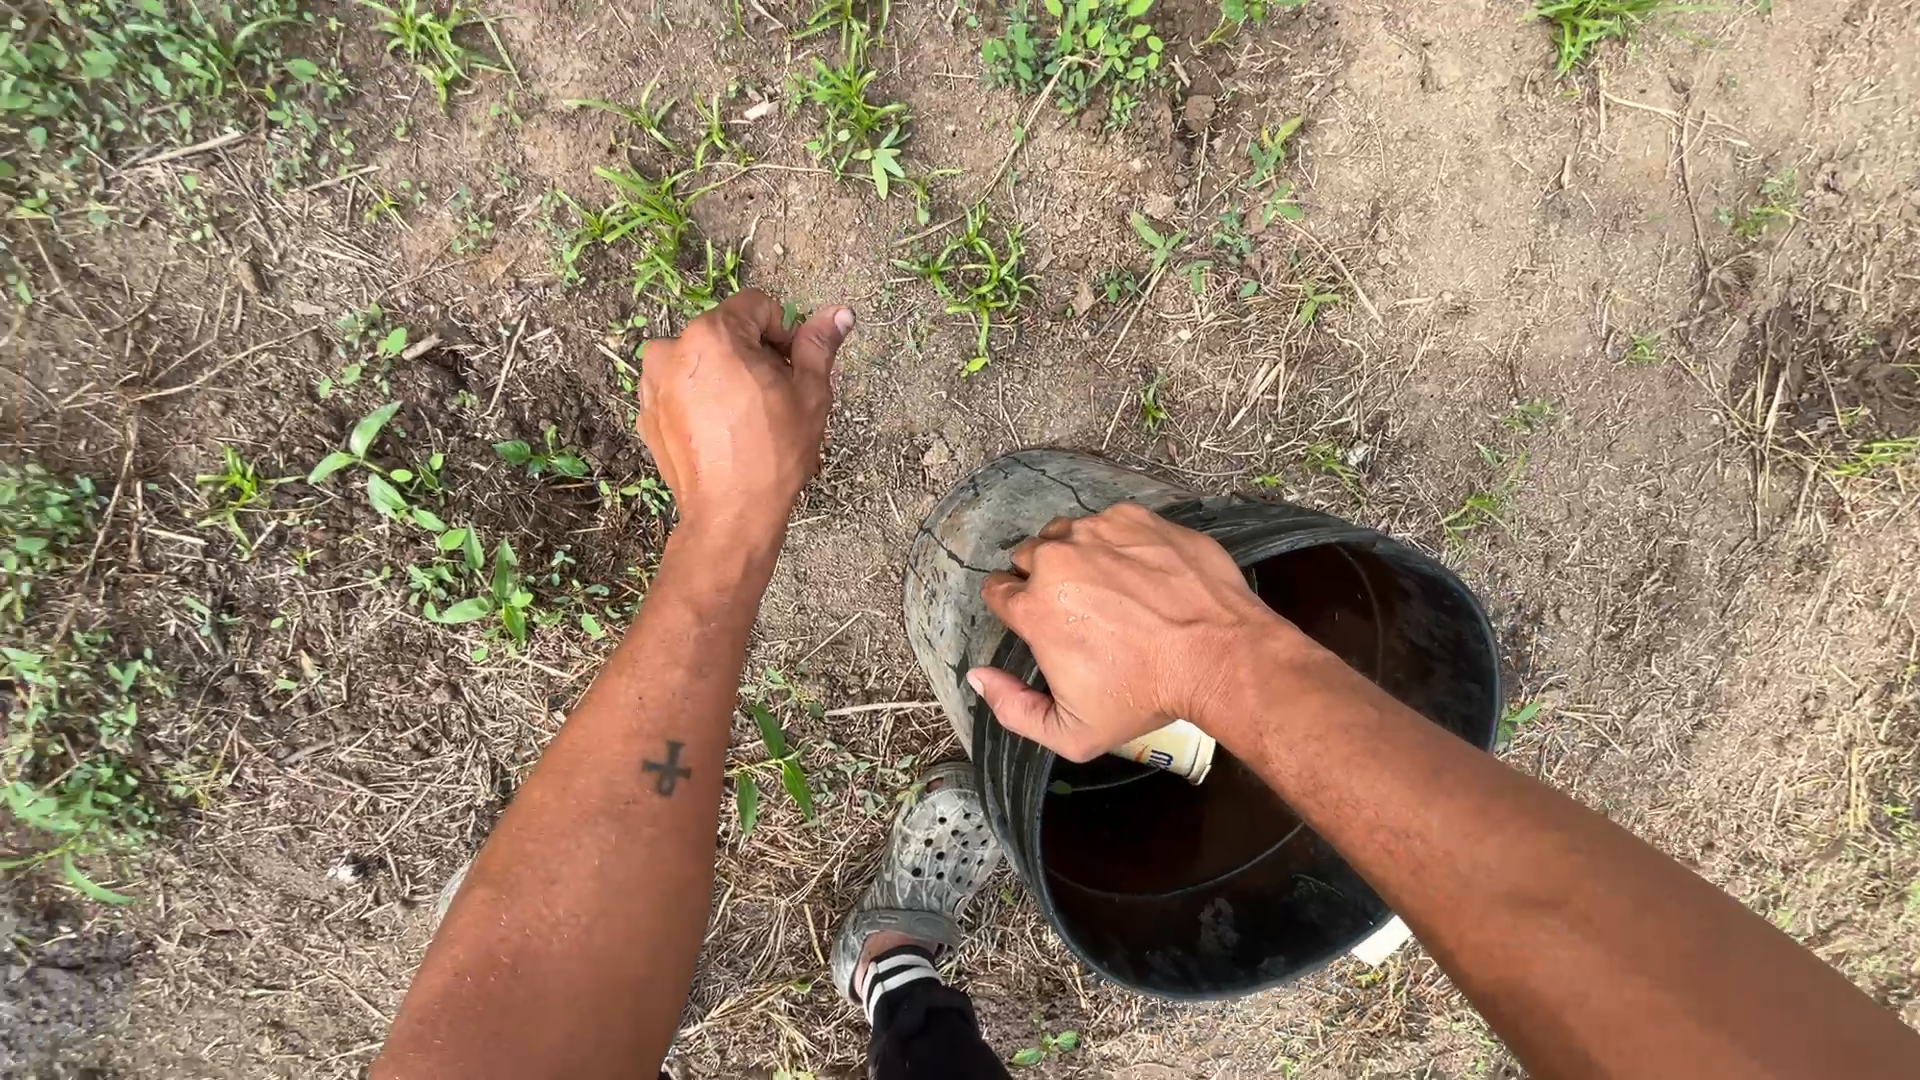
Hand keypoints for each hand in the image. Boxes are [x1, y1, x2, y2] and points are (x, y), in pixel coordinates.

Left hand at [638, 289, 852, 540]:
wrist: (731, 514)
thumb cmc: (775, 452)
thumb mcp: (810, 394)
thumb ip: (819, 346)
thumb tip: (839, 313)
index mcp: (714, 334)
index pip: (757, 306)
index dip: (784, 334)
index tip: (793, 369)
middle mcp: (673, 349)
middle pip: (727, 333)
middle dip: (755, 357)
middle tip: (775, 399)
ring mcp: (654, 383)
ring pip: (703, 362)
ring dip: (727, 377)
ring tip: (749, 419)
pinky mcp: (648, 413)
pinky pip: (683, 391)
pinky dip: (703, 402)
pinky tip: (725, 434)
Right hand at [968, 503, 1297, 760]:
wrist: (1220, 655)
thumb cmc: (1145, 697)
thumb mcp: (1071, 733)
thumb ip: (1012, 709)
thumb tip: (976, 677)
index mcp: (1033, 607)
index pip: (997, 590)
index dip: (1016, 606)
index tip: (1041, 620)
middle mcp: (1056, 560)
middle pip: (1027, 557)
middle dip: (1042, 578)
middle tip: (1078, 606)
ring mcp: (1097, 532)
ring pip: (1065, 534)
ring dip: (1075, 554)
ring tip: (1108, 584)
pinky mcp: (1134, 518)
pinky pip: (1107, 522)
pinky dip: (1114, 541)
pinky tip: (1139, 569)